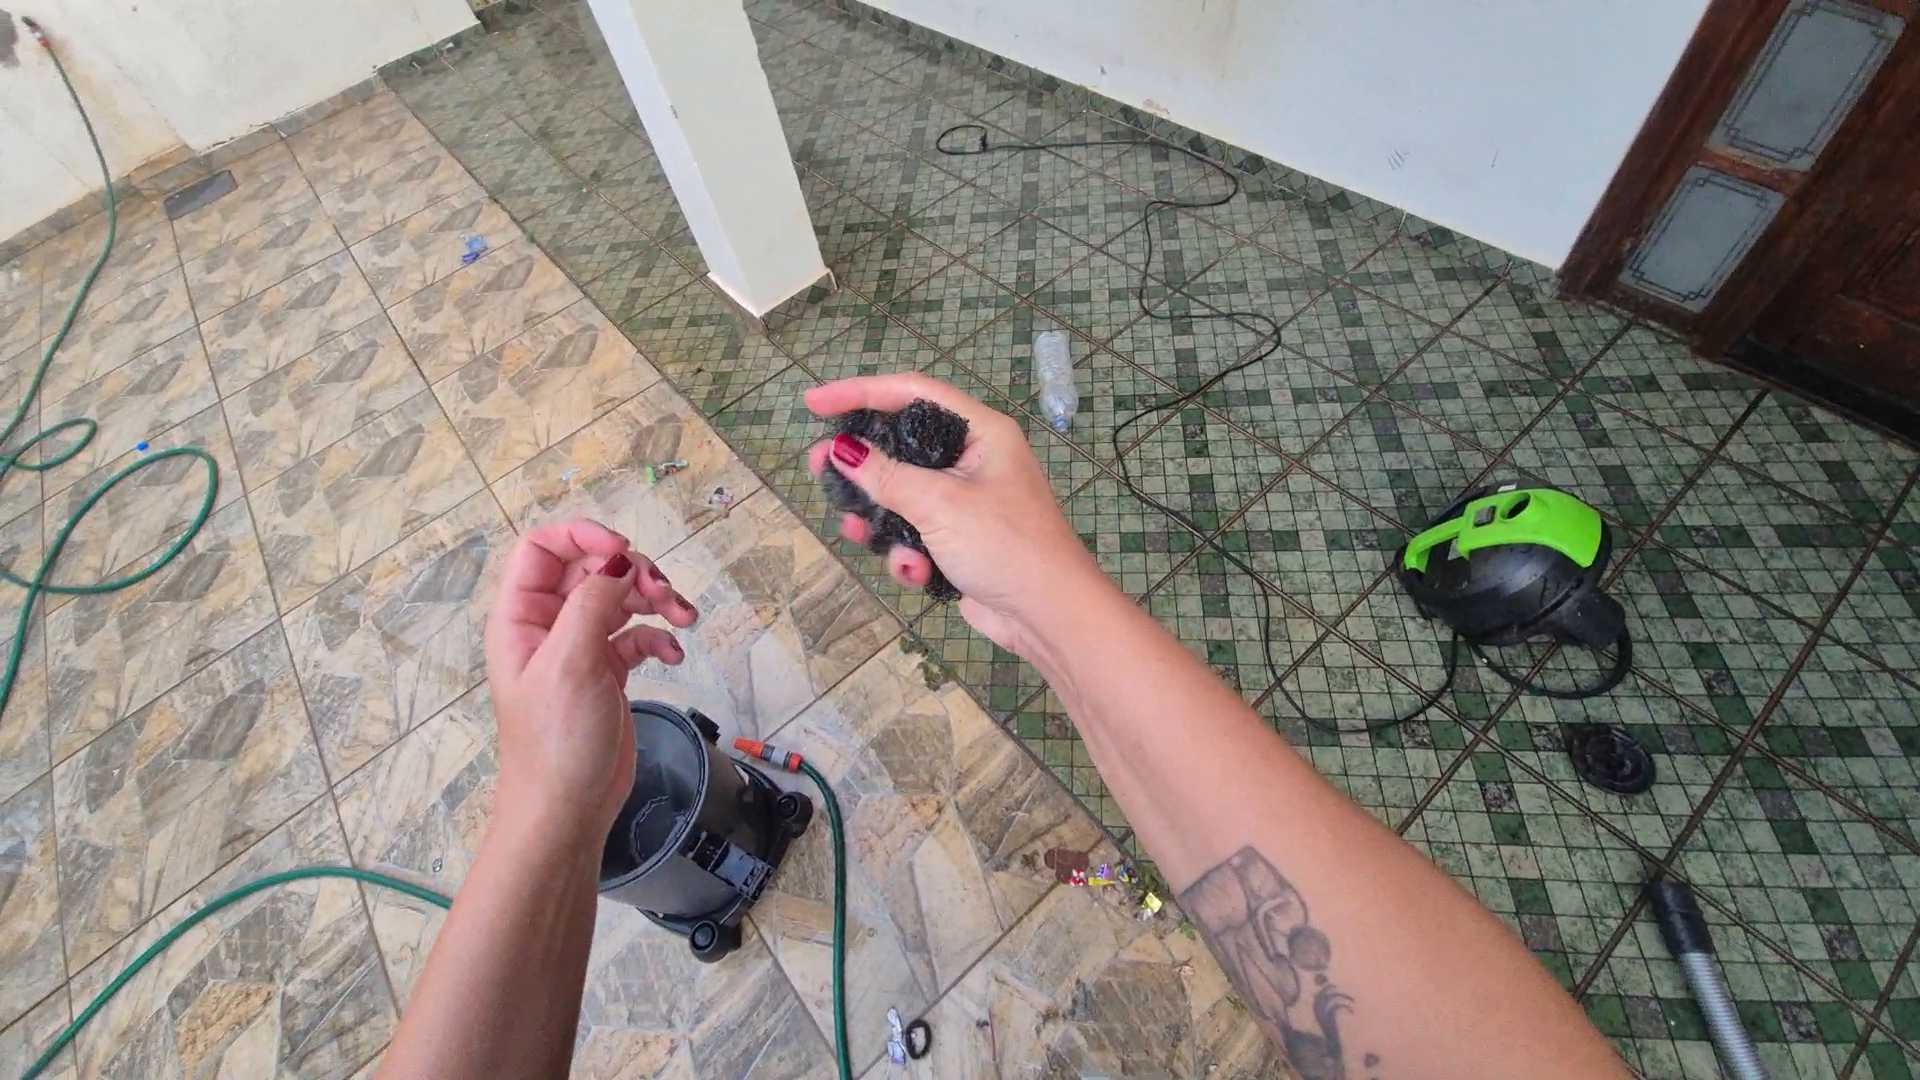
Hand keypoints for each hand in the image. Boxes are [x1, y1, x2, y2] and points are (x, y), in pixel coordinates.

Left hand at [483, 519, 699, 846]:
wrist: (568, 809)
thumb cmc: (556, 740)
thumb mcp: (571, 664)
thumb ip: (593, 603)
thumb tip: (623, 558)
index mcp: (522, 616)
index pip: (543, 548)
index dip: (583, 536)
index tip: (625, 551)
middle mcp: (551, 624)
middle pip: (594, 569)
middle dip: (634, 573)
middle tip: (663, 595)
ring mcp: (582, 646)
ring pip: (622, 597)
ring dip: (656, 600)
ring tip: (684, 620)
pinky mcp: (609, 669)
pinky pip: (639, 633)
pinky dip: (660, 636)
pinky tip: (674, 654)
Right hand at [805, 373, 1113, 658]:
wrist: (1048, 615)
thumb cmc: (1005, 545)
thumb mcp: (940, 504)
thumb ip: (886, 475)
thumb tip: (840, 450)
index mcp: (980, 432)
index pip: (912, 393)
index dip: (860, 391)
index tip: (814, 402)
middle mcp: (973, 460)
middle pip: (900, 447)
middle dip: (861, 467)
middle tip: (819, 471)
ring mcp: (965, 503)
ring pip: (901, 497)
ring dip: (880, 519)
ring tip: (859, 535)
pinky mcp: (958, 540)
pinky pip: (915, 533)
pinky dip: (907, 551)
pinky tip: (914, 571)